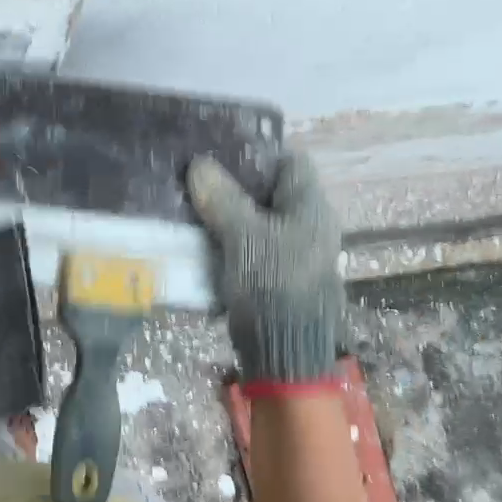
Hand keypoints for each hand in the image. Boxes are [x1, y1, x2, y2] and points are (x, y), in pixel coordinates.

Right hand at [186, 154, 342, 383]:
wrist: (285, 348)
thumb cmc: (271, 283)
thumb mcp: (242, 237)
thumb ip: (221, 199)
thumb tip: (199, 163)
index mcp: (310, 205)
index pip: (290, 161)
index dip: (256, 154)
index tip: (219, 156)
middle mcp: (309, 224)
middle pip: (272, 192)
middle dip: (235, 186)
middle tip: (196, 183)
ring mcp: (296, 252)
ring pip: (259, 221)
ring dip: (229, 216)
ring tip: (192, 211)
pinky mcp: (279, 276)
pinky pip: (253, 247)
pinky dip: (230, 242)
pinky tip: (203, 245)